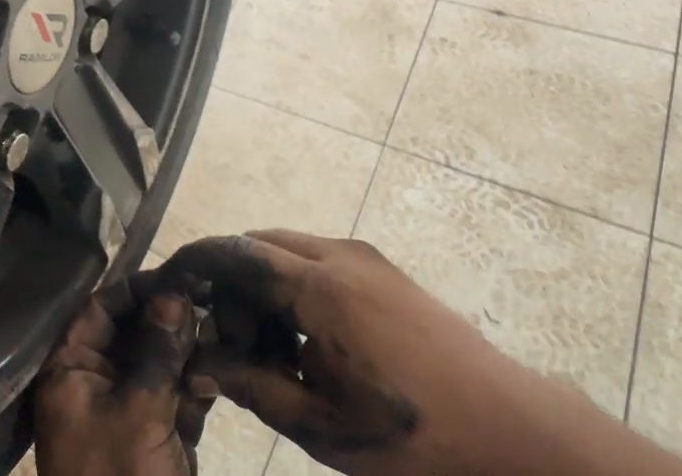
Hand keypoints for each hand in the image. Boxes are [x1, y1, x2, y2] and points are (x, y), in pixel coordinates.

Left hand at [33, 273, 210, 475]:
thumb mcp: (138, 411)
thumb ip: (156, 351)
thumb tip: (173, 294)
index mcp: (70, 372)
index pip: (99, 310)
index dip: (137, 289)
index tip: (181, 274)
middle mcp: (94, 384)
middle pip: (131, 333)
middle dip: (170, 316)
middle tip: (212, 294)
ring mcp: (126, 413)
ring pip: (158, 363)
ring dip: (189, 346)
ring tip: (227, 320)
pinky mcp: (157, 439)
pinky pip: (175, 397)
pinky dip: (198, 382)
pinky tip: (226, 361)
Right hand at [160, 231, 586, 475]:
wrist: (514, 434)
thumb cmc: (412, 436)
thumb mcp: (321, 423)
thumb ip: (250, 385)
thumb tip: (193, 361)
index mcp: (319, 287)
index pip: (233, 253)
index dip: (193, 265)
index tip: (168, 288)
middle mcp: (339, 254)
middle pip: (256, 245)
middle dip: (228, 283)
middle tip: (223, 339)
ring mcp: (366, 257)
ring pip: (285, 249)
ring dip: (260, 285)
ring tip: (265, 349)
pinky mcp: (384, 270)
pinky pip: (316, 259)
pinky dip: (291, 286)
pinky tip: (302, 340)